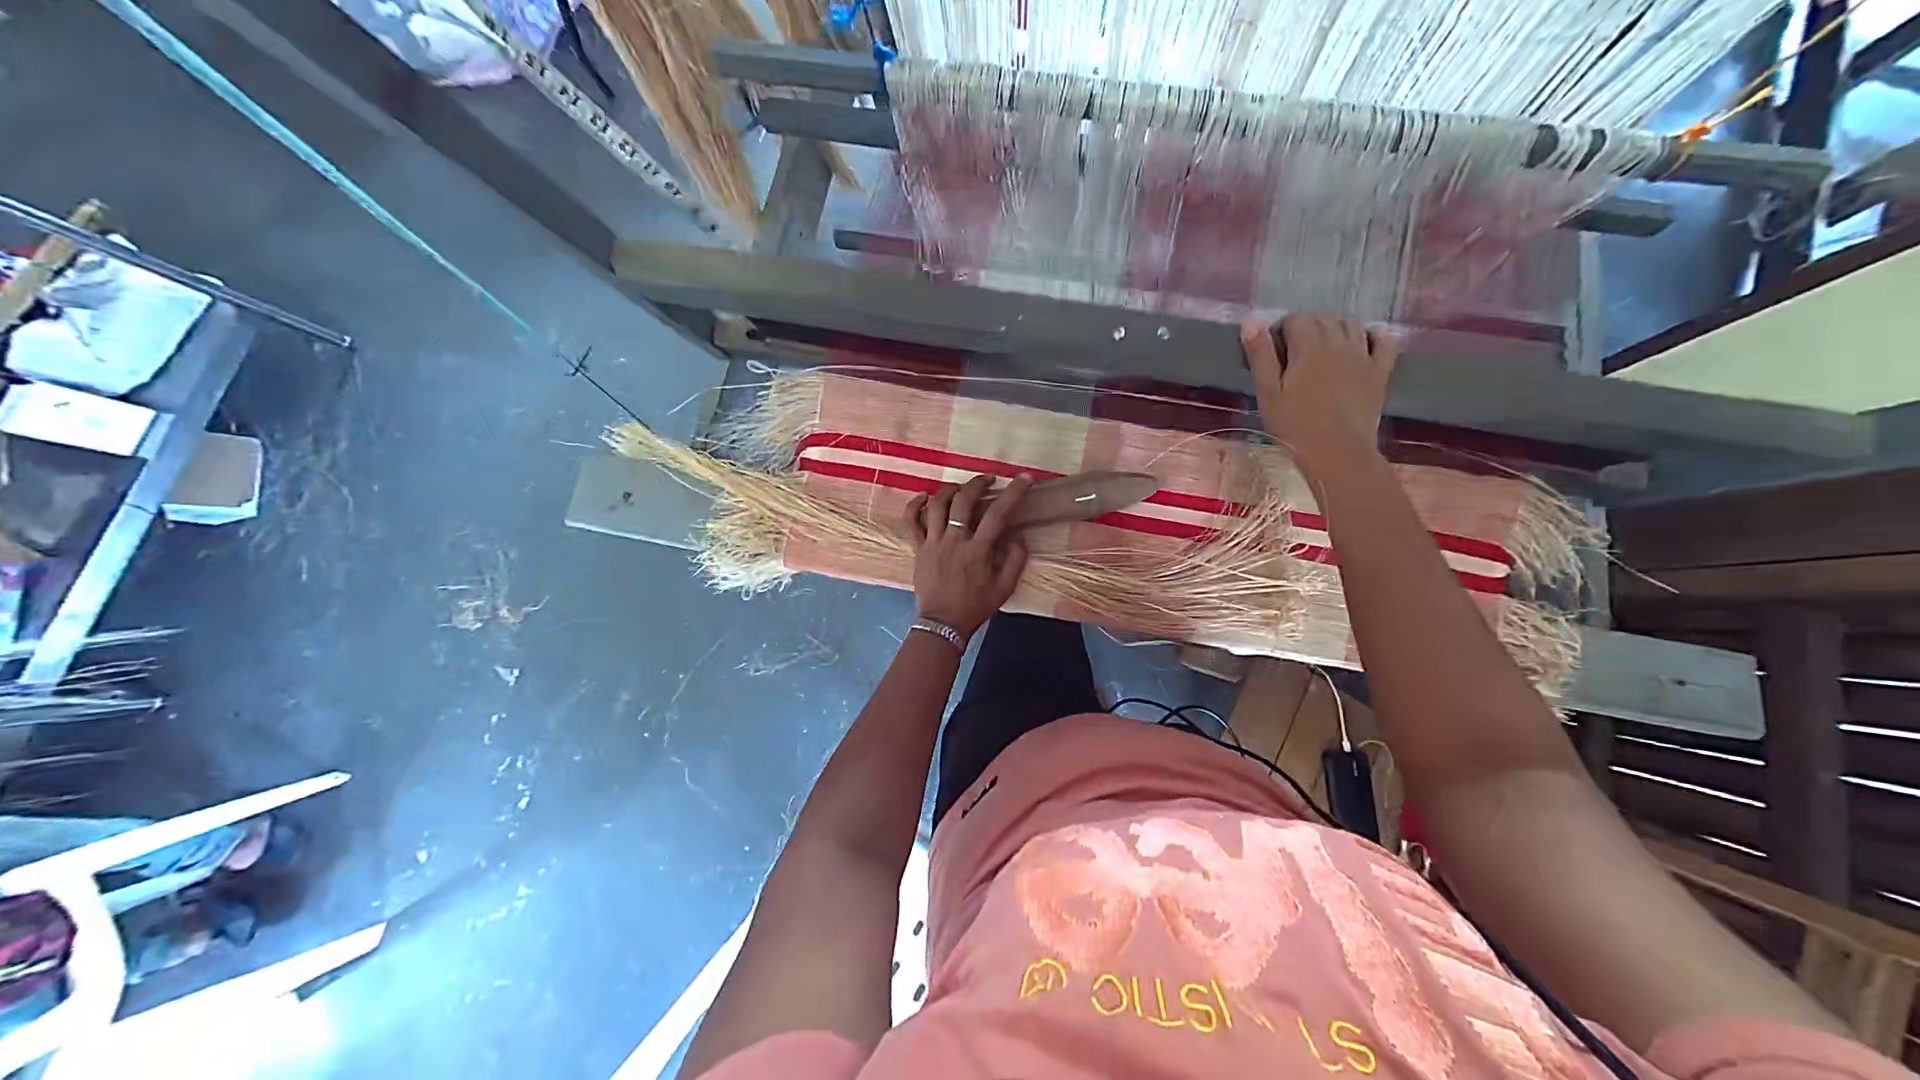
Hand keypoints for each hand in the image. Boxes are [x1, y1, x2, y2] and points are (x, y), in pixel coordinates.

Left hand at [903, 475, 1031, 637]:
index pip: (998, 513)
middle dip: (978, 483)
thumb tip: (1018, 535)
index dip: (1013, 492)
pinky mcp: (918, 549)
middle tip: (988, 479)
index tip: (1024, 479)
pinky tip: (924, 496)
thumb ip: (1015, 559)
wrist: (943, 623)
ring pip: (937, 505)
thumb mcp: (1005, 588)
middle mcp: (954, 541)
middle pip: (964, 501)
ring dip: (950, 490)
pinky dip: (914, 505)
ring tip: (961, 487)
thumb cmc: (976, 606)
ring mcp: (933, 543)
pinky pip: (911, 521)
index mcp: (978, 550)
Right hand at [1241, 313, 1398, 470]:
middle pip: (1324, 318)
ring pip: (1351, 325)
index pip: (1296, 320)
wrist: (1337, 451)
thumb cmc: (1294, 425)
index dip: (1282, 328)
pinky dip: (1374, 334)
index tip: (1273, 346)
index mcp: (1309, 347)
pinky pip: (1384, 341)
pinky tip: (1365, 339)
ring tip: (1322, 344)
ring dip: (1335, 326)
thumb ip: (1260, 356)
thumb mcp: (1268, 392)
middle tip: (1293, 347)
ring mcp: (1363, 356)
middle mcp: (1339, 343)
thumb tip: (1251, 321)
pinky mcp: (1379, 371)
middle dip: (1307, 325)